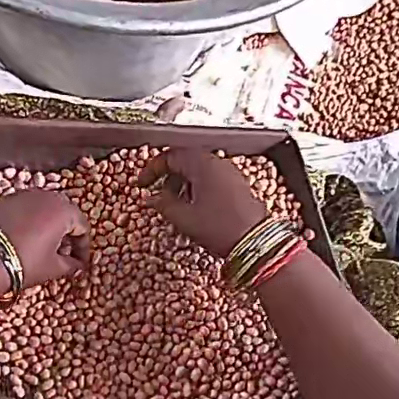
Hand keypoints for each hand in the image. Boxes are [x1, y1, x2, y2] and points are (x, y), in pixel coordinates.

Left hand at [0, 188, 90, 288]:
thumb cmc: (24, 262)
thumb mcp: (52, 268)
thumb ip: (70, 265)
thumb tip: (77, 266)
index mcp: (63, 210)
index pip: (82, 227)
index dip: (83, 248)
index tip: (80, 264)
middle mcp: (44, 196)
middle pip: (63, 214)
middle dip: (66, 234)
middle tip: (63, 255)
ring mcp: (21, 195)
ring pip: (42, 210)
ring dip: (47, 227)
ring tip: (43, 249)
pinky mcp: (2, 200)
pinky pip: (24, 210)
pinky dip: (29, 223)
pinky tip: (23, 241)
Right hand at [137, 149, 269, 257]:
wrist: (256, 242)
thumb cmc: (220, 227)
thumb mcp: (184, 218)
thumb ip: (163, 204)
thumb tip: (151, 198)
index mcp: (202, 164)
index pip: (170, 156)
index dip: (152, 169)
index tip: (142, 184)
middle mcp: (218, 163)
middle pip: (186, 161)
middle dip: (168, 178)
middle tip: (158, 196)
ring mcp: (231, 174)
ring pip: (200, 172)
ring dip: (183, 185)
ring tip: (176, 207)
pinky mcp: (239, 187)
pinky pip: (213, 181)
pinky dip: (198, 190)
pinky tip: (196, 210)